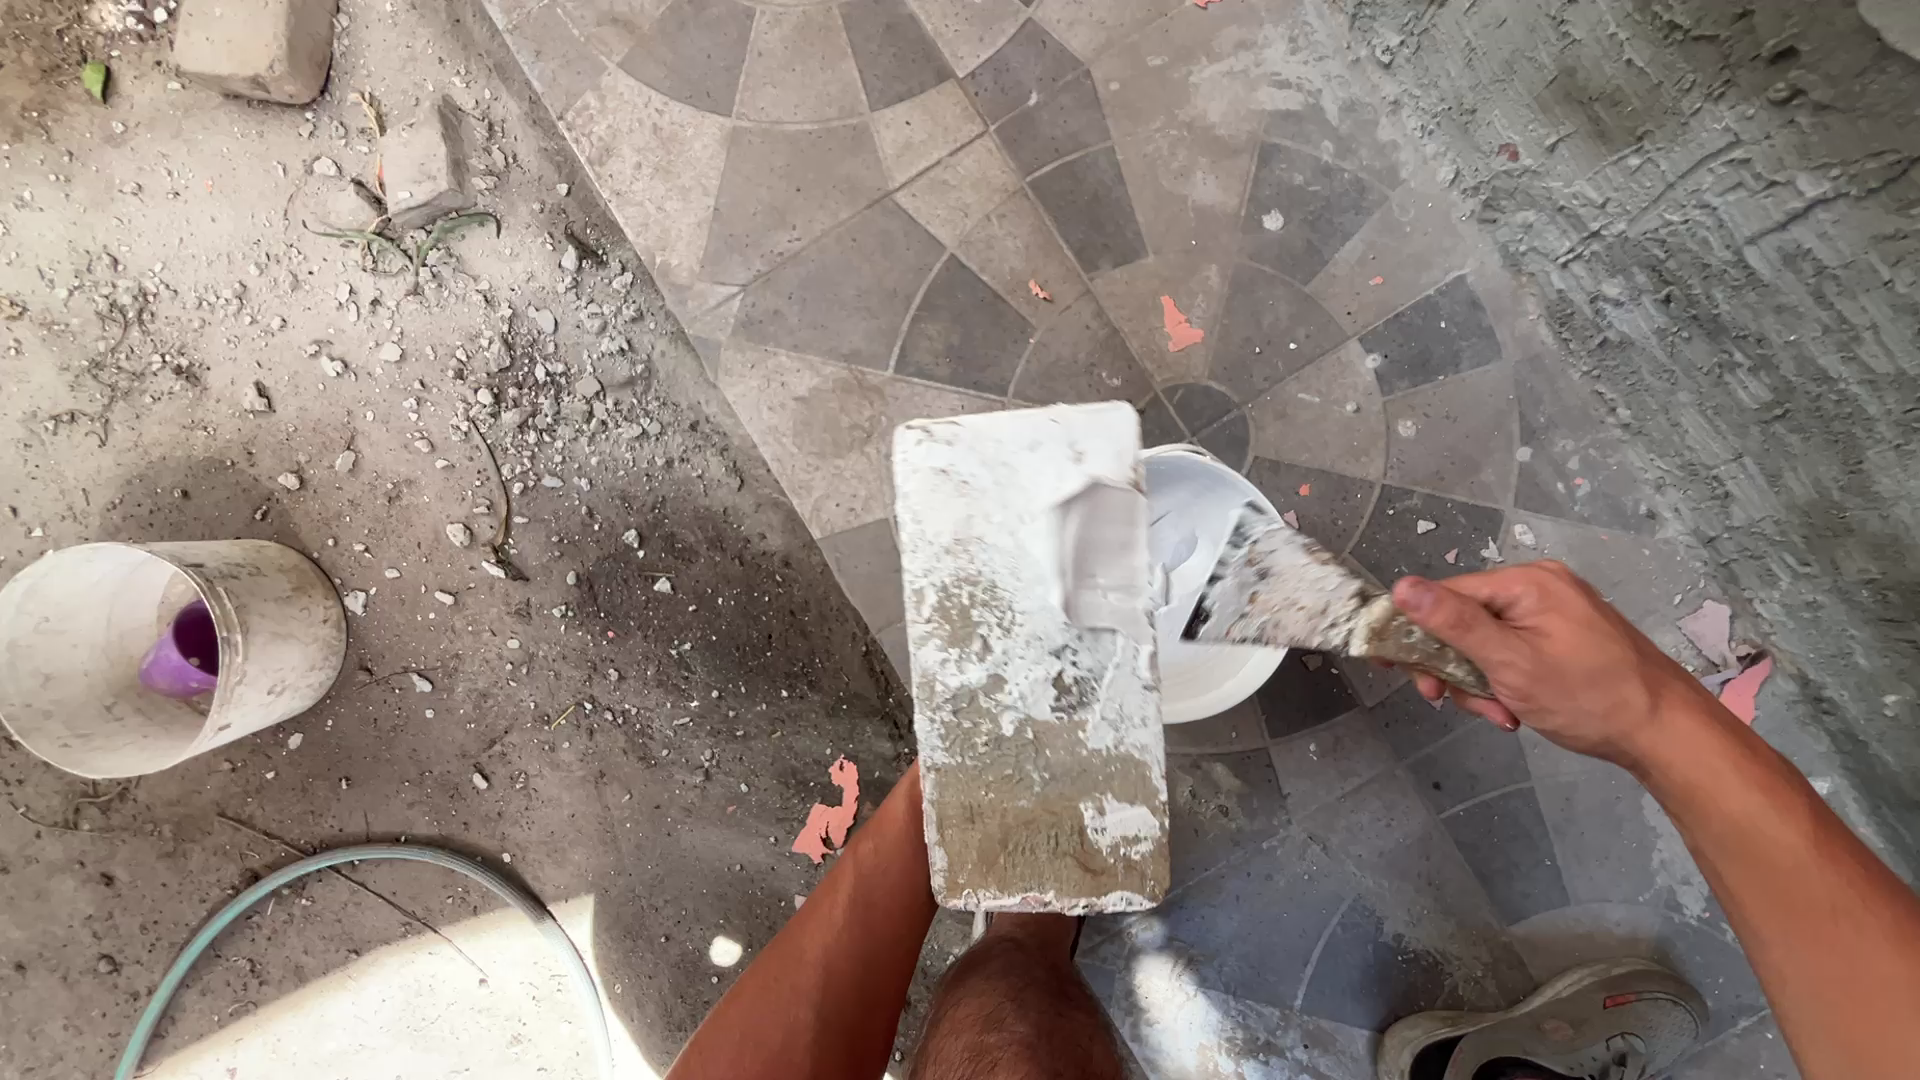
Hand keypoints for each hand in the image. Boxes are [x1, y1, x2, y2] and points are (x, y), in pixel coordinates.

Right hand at [1391, 562, 1711, 770]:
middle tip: (1448, 701)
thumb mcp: (1509, 661)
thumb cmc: (1588, 697)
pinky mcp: (1561, 634)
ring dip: (1477, 681)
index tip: (1398, 672)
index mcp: (1524, 583)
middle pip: (1460, 620)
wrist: (1670, 736)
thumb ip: (1452, 623)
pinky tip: (1513, 708)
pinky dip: (1501, 680)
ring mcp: (1551, 611)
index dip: (1416, 633)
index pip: (1443, 595)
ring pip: (1481, 641)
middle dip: (1452, 666)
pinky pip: (1508, 649)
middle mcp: (1536, 586)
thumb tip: (1400, 586)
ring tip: (1497, 714)